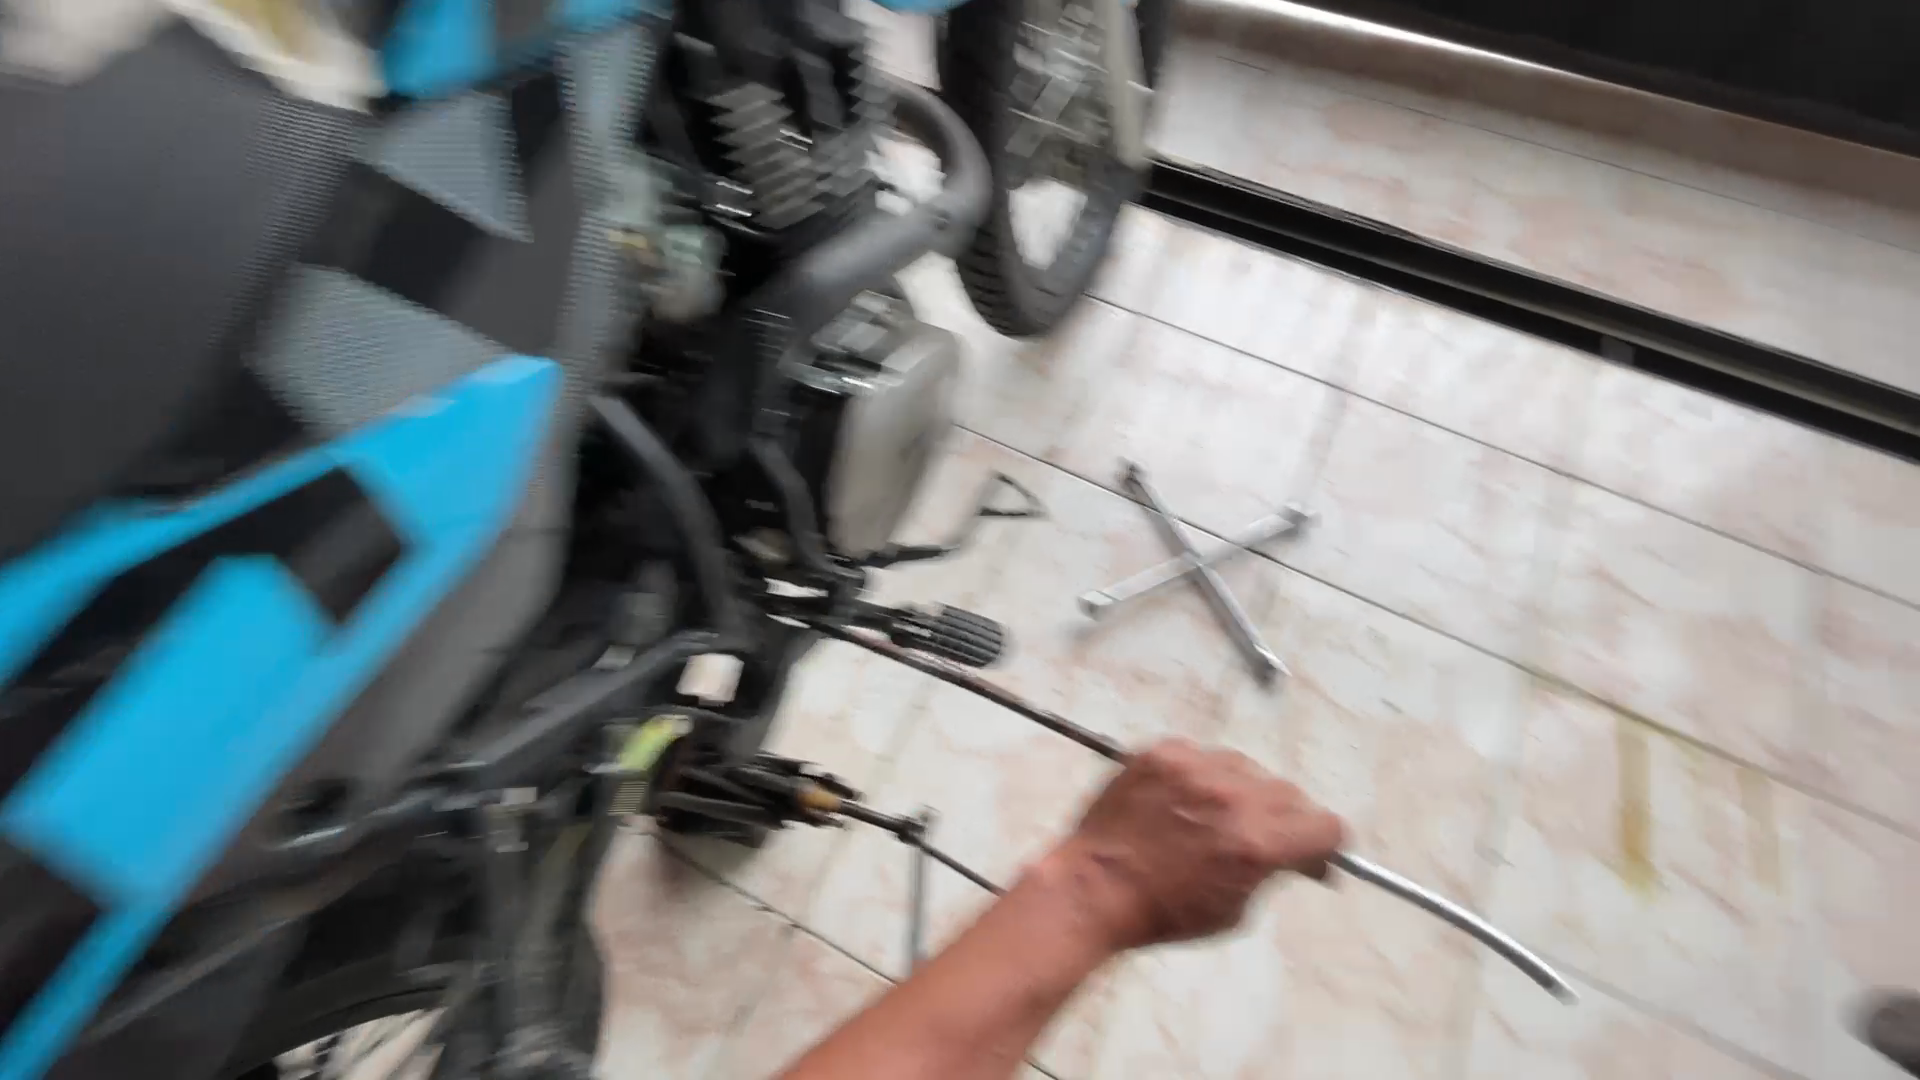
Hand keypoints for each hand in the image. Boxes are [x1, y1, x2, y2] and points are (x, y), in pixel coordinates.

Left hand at [1046, 738, 1344, 950]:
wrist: (1096, 884)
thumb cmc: (1165, 911)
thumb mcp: (1236, 909)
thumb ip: (1272, 870)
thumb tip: (1302, 853)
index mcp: (1256, 841)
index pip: (1323, 824)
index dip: (1322, 842)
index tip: (1311, 850)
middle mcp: (1230, 796)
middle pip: (1287, 792)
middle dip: (1284, 818)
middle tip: (1262, 835)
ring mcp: (1191, 767)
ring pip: (1244, 766)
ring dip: (1242, 790)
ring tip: (1214, 814)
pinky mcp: (1159, 752)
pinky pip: (1199, 755)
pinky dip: (1199, 775)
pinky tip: (1182, 798)